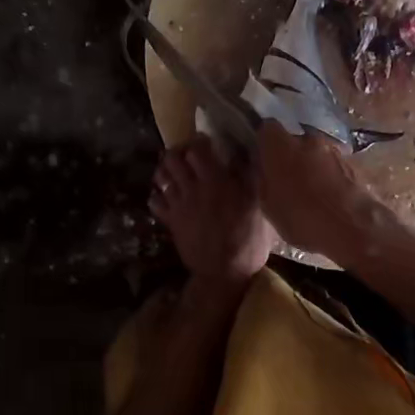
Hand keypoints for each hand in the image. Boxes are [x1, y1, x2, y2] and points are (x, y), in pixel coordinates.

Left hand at [148, 141, 275, 283]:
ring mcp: (178, 205)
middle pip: (173, 159)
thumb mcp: (259, 204)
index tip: (208, 142)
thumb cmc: (249, 238)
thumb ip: (251, 177)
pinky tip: (167, 195)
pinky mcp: (171, 222)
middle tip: (188, 154)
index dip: (200, 142)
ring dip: (166, 169)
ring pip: (161, 177)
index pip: (197, 149)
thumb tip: (249, 154)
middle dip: (178, 152)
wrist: (225, 272)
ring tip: (176, 170)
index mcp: (216, 180)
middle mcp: (192, 188)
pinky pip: (155, 201)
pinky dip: (158, 194)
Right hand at [255, 122, 401, 261]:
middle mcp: (307, 138)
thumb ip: (263, 178)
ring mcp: (332, 149)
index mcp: (281, 144)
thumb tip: (262, 167)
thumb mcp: (268, 204)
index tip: (261, 158)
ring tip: (307, 191)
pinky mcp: (351, 163)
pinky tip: (325, 196)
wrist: (352, 224)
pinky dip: (326, 175)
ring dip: (309, 166)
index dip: (263, 142)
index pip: (267, 128)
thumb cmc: (301, 215)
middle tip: (284, 179)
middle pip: (292, 140)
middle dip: (288, 156)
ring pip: (313, 152)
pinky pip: (330, 165)